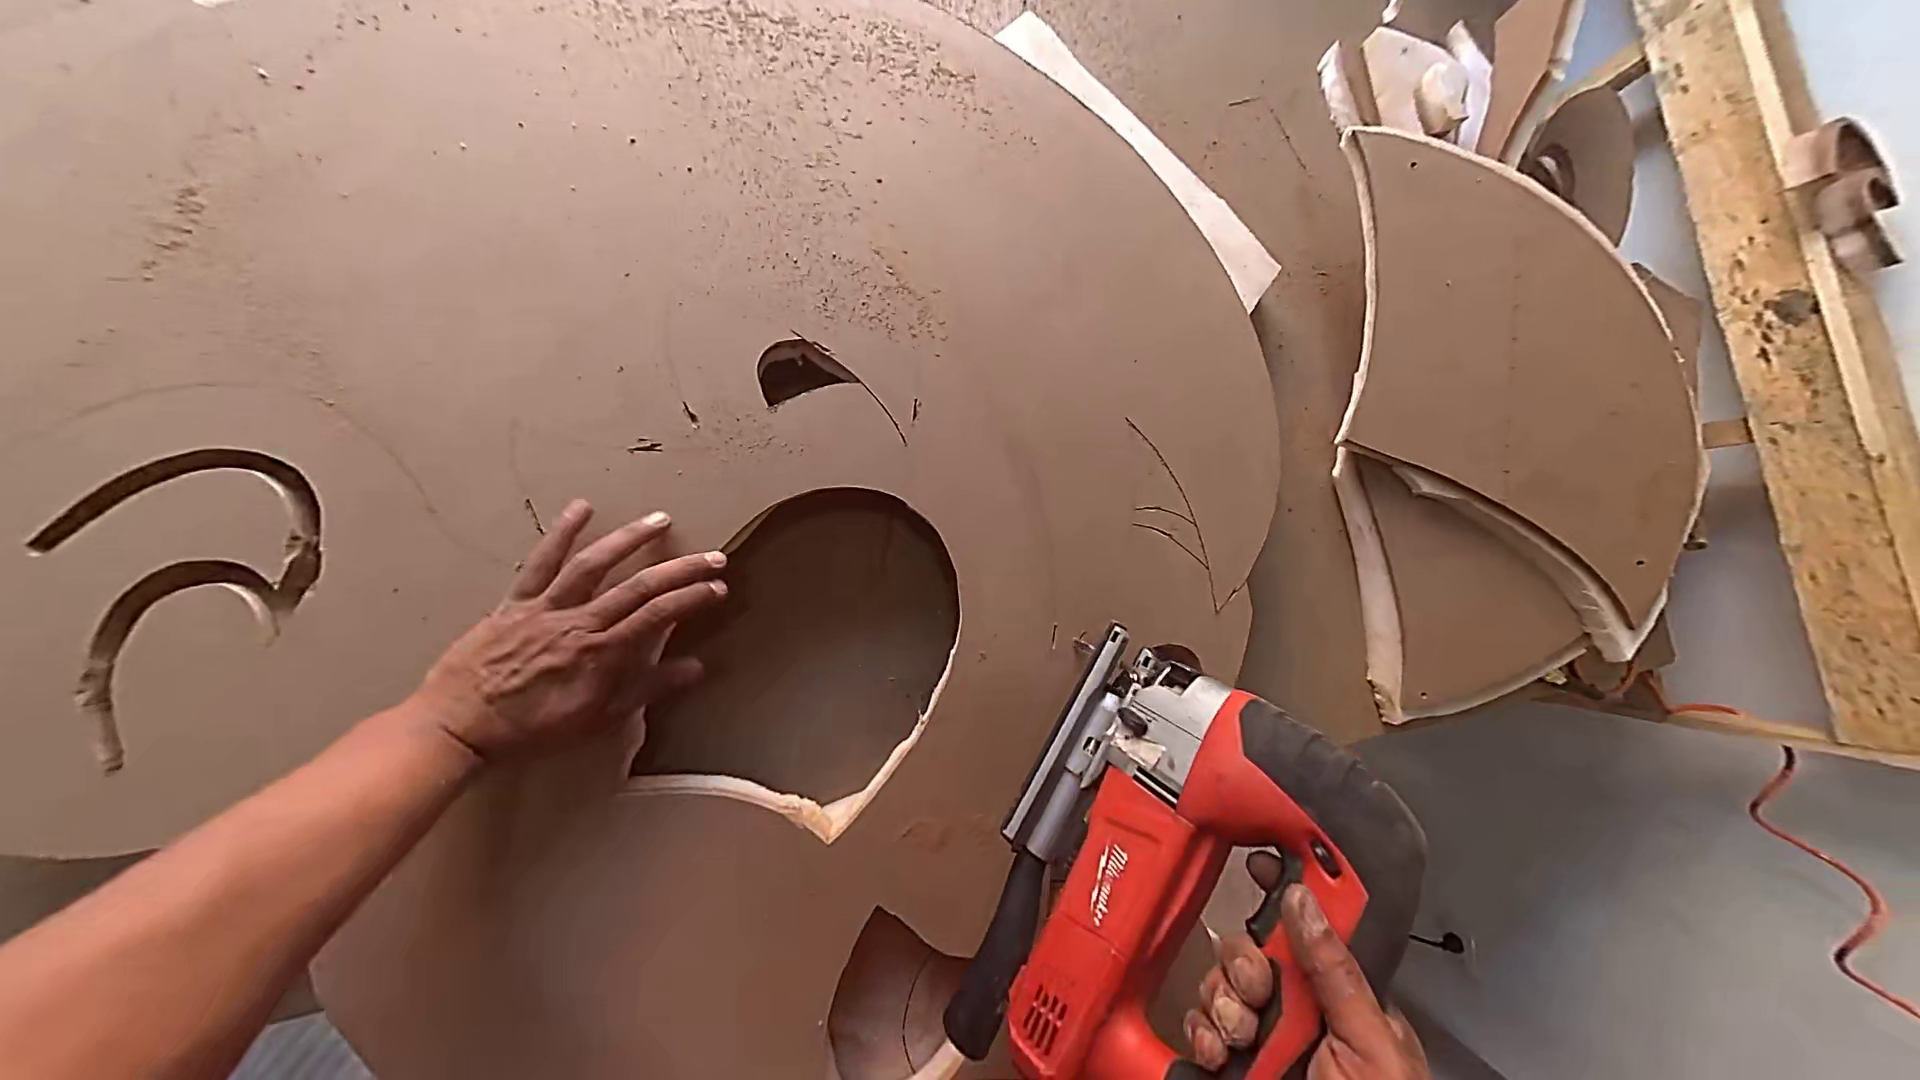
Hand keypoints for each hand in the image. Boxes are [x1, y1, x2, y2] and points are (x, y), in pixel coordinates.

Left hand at [413, 500, 727, 762]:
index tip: (718, 588)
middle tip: (714, 556)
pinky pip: (540, 562)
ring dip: (630, 540)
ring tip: (660, 520)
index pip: (659, 616)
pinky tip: (582, 508)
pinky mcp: (516, 602)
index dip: (693, 598)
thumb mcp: (598, 718)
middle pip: (639, 587)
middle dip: (681, 569)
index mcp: (601, 653)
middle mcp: (578, 623)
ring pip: (594, 565)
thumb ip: (648, 689)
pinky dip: (562, 533)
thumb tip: (697, 668)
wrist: (457, 728)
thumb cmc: (531, 729)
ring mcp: (546, 608)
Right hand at [1183, 853, 1429, 1078]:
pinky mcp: (1231, 1059)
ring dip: (1221, 1004)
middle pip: (1249, 945)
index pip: (1306, 923)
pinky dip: (1201, 1033)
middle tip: (1257, 991)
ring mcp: (1263, 1034)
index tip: (1259, 861)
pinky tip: (1221, 1054)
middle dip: (1242, 963)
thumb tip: (1303, 898)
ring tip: (1242, 1037)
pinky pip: (1199, 1022)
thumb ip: (1337, 972)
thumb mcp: (1373, 1050)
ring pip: (1218, 979)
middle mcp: (1297, 1007)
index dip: (1281, 887)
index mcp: (1340, 996)